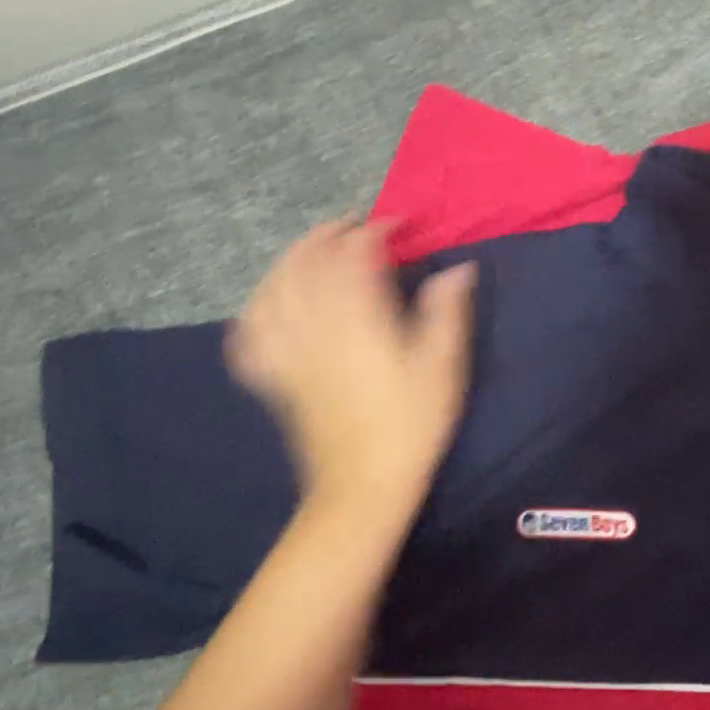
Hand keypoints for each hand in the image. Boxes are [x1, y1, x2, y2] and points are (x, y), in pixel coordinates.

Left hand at [227, 221, 476, 506]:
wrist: (365, 483)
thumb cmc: (412, 424)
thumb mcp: (444, 368)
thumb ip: (446, 313)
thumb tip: (458, 270)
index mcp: (359, 318)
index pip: (354, 254)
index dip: (373, 231)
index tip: (395, 226)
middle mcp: (316, 324)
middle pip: (305, 262)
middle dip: (325, 235)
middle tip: (349, 227)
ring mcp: (289, 350)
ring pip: (273, 289)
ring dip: (289, 260)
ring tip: (309, 252)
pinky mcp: (275, 377)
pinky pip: (251, 333)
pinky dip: (257, 310)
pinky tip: (267, 304)